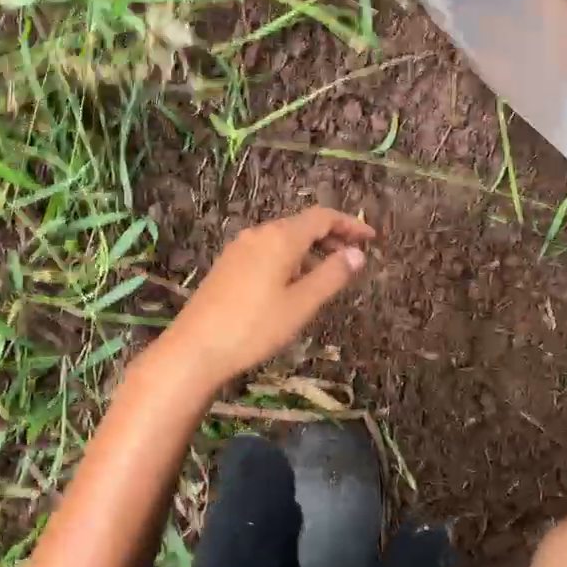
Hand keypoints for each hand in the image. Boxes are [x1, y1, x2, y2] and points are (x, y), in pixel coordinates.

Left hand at [148, 207, 375, 391]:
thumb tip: (357, 254)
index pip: (322, 217)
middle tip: (356, 256)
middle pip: (302, 224)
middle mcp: (259, 234)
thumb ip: (332, 276)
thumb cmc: (254, 328)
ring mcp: (240, 249)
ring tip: (330, 272)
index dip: (349, 224)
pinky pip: (268, 250)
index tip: (371, 238)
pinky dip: (291, 258)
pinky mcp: (228, 265)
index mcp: (280, 238)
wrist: (194, 349)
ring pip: (284, 238)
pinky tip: (295, 282)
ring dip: (311, 248)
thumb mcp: (301, 304)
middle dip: (332, 236)